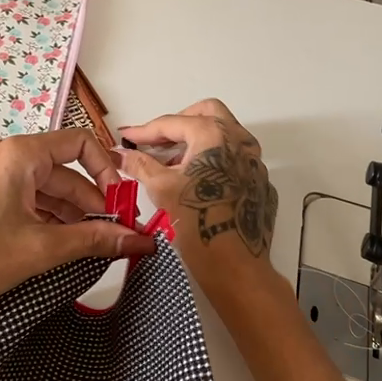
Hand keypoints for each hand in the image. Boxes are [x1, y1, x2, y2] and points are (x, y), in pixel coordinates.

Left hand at [0, 130, 156, 322]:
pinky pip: (29, 197)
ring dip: (74, 214)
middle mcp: (6, 155)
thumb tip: (136, 239)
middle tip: (120, 236)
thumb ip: (93, 240)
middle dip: (94, 202)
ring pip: (48, 187)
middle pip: (65, 169)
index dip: (107, 171)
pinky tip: (69, 245)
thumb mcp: (41, 249)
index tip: (123, 204)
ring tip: (98, 247)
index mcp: (18, 154)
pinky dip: (51, 218)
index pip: (79, 143)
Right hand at [117, 99, 278, 262]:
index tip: (127, 136)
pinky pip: (234, 159)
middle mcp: (239, 141)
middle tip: (157, 140)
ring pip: (224, 135)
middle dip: (179, 123)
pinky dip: (213, 161)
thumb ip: (140, 163)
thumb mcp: (161, 188)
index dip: (144, 131)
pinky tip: (196, 182)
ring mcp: (254, 162)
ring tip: (171, 162)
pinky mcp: (259, 183)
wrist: (236, 266)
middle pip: (206, 114)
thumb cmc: (199, 222)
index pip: (172, 123)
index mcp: (214, 134)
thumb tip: (121, 153)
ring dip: (196, 141)